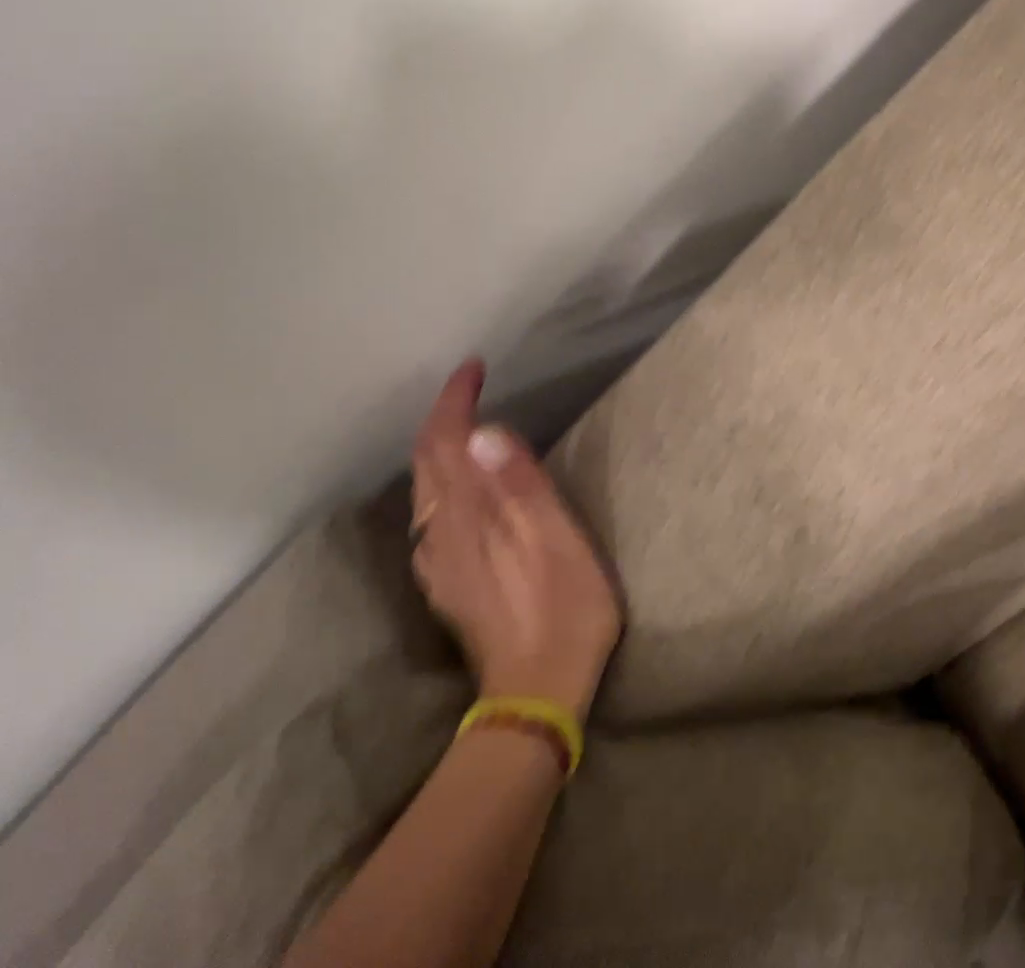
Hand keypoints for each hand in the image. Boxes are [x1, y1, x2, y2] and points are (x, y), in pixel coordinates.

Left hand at [409, 360, 621, 717]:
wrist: (537, 689)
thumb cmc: (565, 610)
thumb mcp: (559, 543)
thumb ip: (521, 486)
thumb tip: (483, 431)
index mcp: (470, 516)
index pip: (446, 443)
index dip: (454, 401)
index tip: (474, 368)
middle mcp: (441, 534)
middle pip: (427, 464)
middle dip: (442, 420)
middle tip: (471, 392)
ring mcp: (439, 563)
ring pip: (425, 494)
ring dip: (439, 454)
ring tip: (467, 436)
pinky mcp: (449, 586)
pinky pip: (433, 522)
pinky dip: (443, 490)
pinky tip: (462, 500)